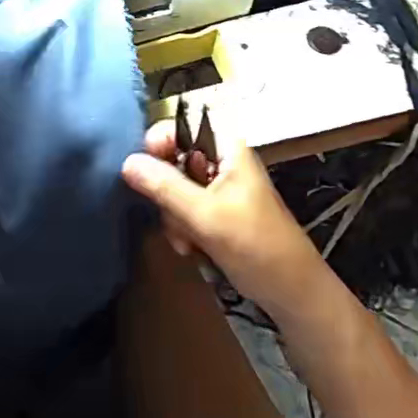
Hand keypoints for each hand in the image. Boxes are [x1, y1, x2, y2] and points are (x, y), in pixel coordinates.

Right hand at [120, 122, 329, 319]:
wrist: (292, 292)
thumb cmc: (255, 246)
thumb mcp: (204, 215)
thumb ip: (164, 186)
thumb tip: (126, 161)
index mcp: (228, 148)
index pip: (183, 124)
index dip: (160, 141)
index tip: (146, 169)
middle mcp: (222, 161)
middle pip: (174, 157)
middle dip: (167, 191)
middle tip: (174, 218)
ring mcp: (219, 187)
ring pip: (175, 187)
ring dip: (175, 216)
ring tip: (188, 243)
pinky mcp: (217, 210)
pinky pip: (185, 208)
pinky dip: (184, 227)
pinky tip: (192, 248)